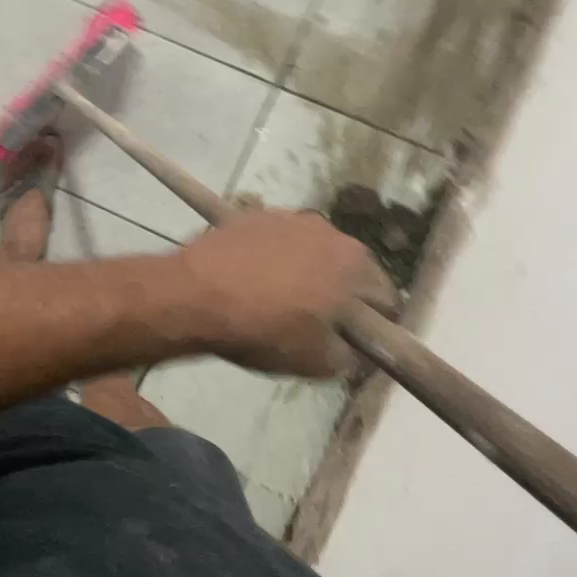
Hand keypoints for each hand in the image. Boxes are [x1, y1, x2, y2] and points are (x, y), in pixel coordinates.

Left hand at [178, 208, 397, 377]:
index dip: (374, 328)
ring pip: (311, 251)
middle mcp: (327, 230)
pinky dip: (273, 257)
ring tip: (277, 300)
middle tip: (315, 323)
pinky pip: (276, 240)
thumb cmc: (263, 328)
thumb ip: (354, 356)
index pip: (384, 300)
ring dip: (305, 271)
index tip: (354, 344)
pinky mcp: (251, 215)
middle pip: (348, 269)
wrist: (191, 293)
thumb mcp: (321, 362)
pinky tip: (252, 278)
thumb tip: (357, 349)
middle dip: (340, 294)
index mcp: (355, 263)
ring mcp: (286, 217)